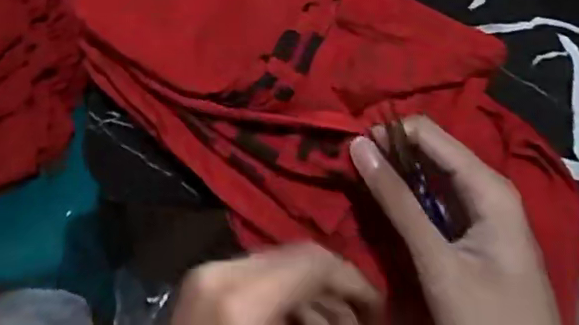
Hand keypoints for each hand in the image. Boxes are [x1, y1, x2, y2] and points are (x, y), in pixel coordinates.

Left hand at [172, 243, 381, 324]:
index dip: (356, 283)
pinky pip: (250, 287)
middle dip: (334, 295)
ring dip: (308, 303)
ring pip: (273, 273)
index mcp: (241, 296)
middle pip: (294, 262)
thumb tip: (362, 320)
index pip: (314, 261)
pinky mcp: (196, 296)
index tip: (382, 313)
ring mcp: (203, 281)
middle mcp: (220, 273)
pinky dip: (280, 309)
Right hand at [350, 116, 560, 324]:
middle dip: (390, 152)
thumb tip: (359, 145)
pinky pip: (440, 200)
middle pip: (432, 149)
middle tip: (350, 164)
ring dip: (398, 174)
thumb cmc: (488, 322)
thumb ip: (398, 203)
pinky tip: (387, 205)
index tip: (351, 148)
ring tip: (360, 178)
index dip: (388, 133)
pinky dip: (412, 198)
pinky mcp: (478, 236)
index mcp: (488, 184)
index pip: (428, 132)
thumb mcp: (438, 263)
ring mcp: (486, 212)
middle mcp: (489, 187)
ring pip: (433, 175)